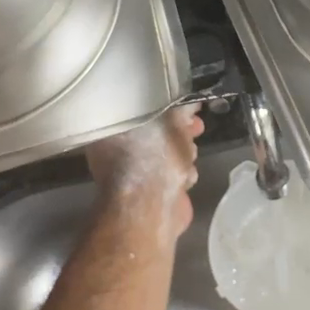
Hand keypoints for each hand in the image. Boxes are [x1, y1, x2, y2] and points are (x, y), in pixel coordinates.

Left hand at [86, 105, 204, 247]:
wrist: (151, 207)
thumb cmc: (153, 156)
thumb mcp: (171, 120)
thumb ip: (181, 108)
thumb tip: (191, 102)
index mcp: (114, 130)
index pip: (144, 111)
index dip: (168, 108)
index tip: (186, 109)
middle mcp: (120, 152)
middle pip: (160, 132)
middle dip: (182, 132)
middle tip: (195, 130)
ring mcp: (137, 174)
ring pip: (171, 154)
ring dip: (185, 154)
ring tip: (188, 158)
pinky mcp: (153, 193)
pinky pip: (175, 176)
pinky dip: (183, 176)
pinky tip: (185, 179)